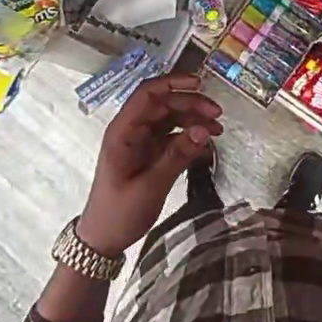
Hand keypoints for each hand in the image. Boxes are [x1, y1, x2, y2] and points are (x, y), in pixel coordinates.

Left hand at [76, 74, 223, 255]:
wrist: (103, 238)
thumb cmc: (120, 212)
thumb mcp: (150, 185)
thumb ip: (177, 155)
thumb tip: (204, 130)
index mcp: (123, 132)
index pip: (147, 94)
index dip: (172, 83)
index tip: (200, 83)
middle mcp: (132, 131)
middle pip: (163, 104)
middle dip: (191, 103)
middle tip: (218, 114)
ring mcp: (141, 142)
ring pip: (171, 118)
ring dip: (194, 119)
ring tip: (218, 130)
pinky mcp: (150, 154)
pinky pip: (173, 135)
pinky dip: (191, 136)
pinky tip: (207, 143)